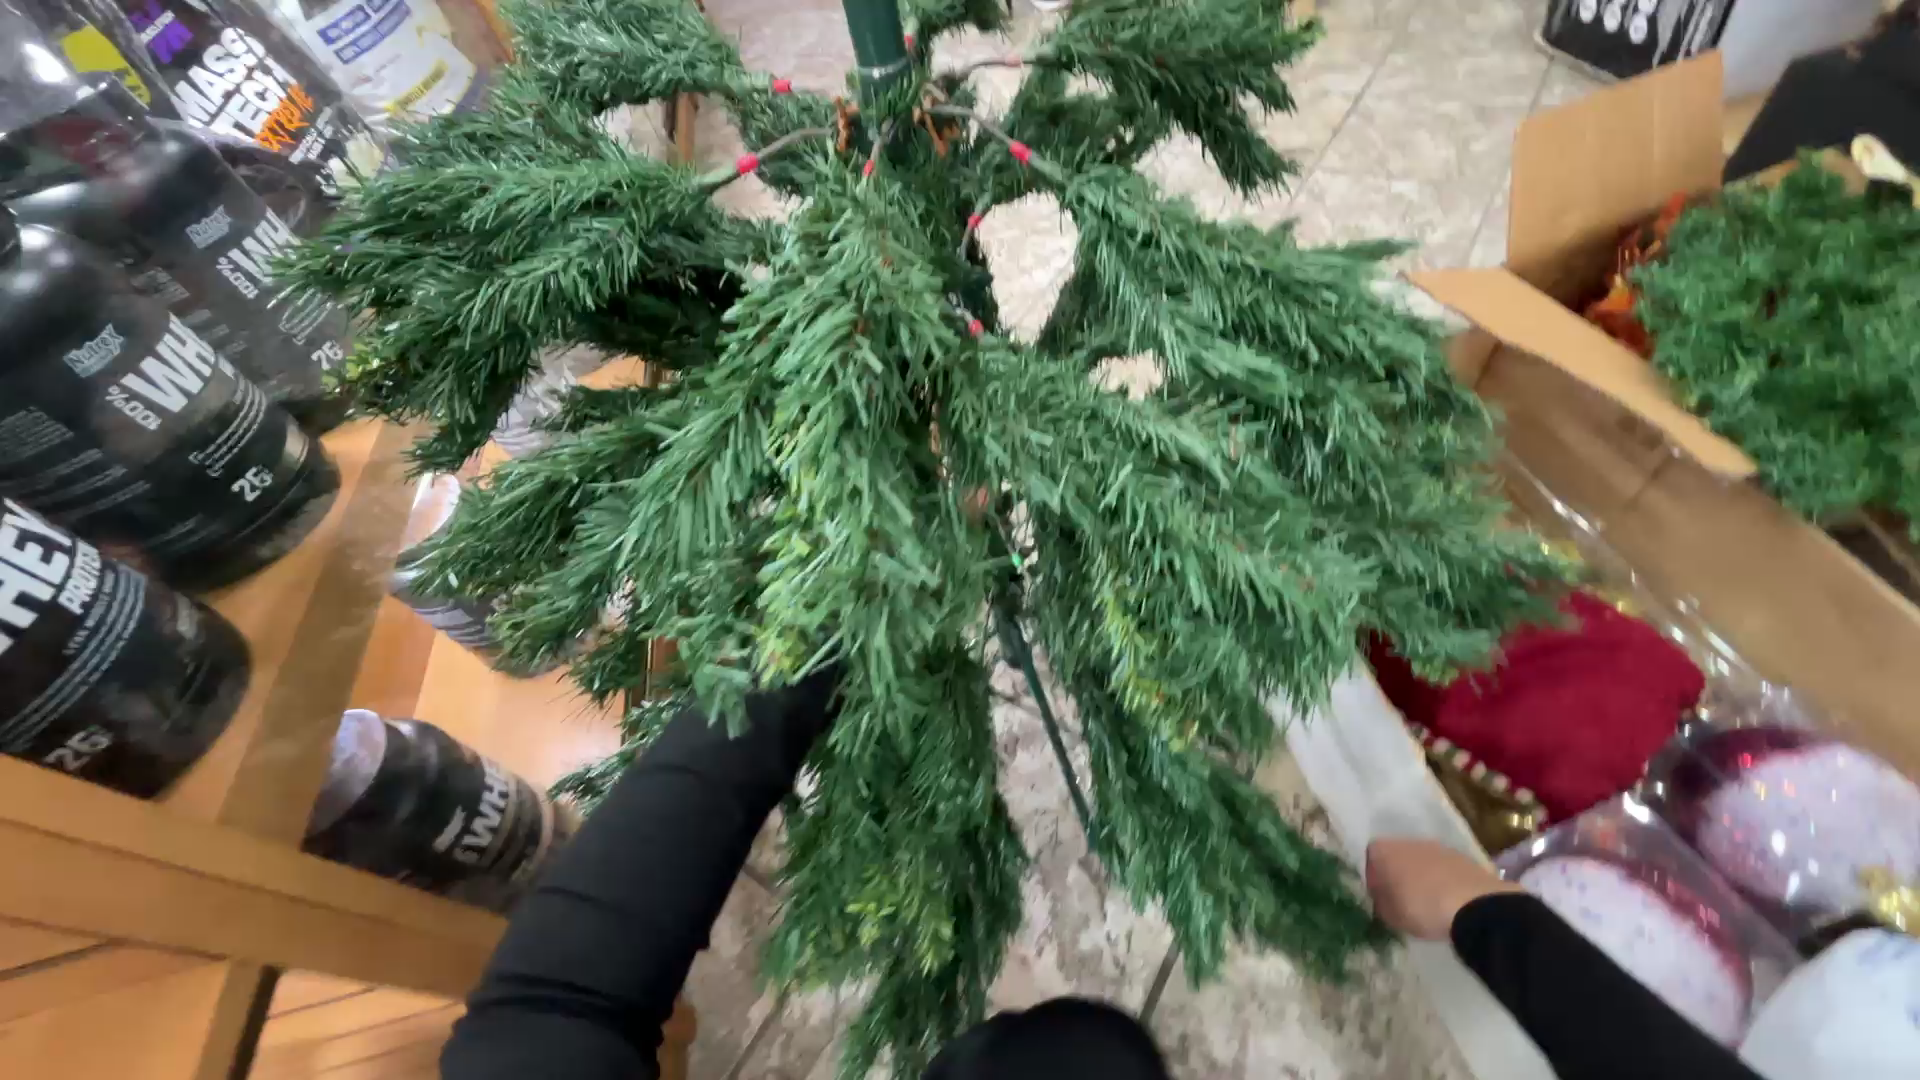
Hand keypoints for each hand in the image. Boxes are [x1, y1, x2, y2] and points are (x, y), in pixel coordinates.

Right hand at [1364, 837, 1523, 940]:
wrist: (1475, 906)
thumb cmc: (1421, 908)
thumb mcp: (1389, 915)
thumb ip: (1380, 904)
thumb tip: (1381, 900)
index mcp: (1380, 850)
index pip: (1368, 861)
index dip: (1373, 881)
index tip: (1380, 899)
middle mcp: (1405, 840)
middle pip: (1396, 858)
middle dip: (1398, 876)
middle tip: (1404, 901)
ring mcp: (1436, 846)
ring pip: (1421, 861)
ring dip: (1423, 878)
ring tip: (1431, 903)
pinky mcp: (1462, 857)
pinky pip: (1445, 869)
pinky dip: (1444, 881)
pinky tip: (1451, 902)